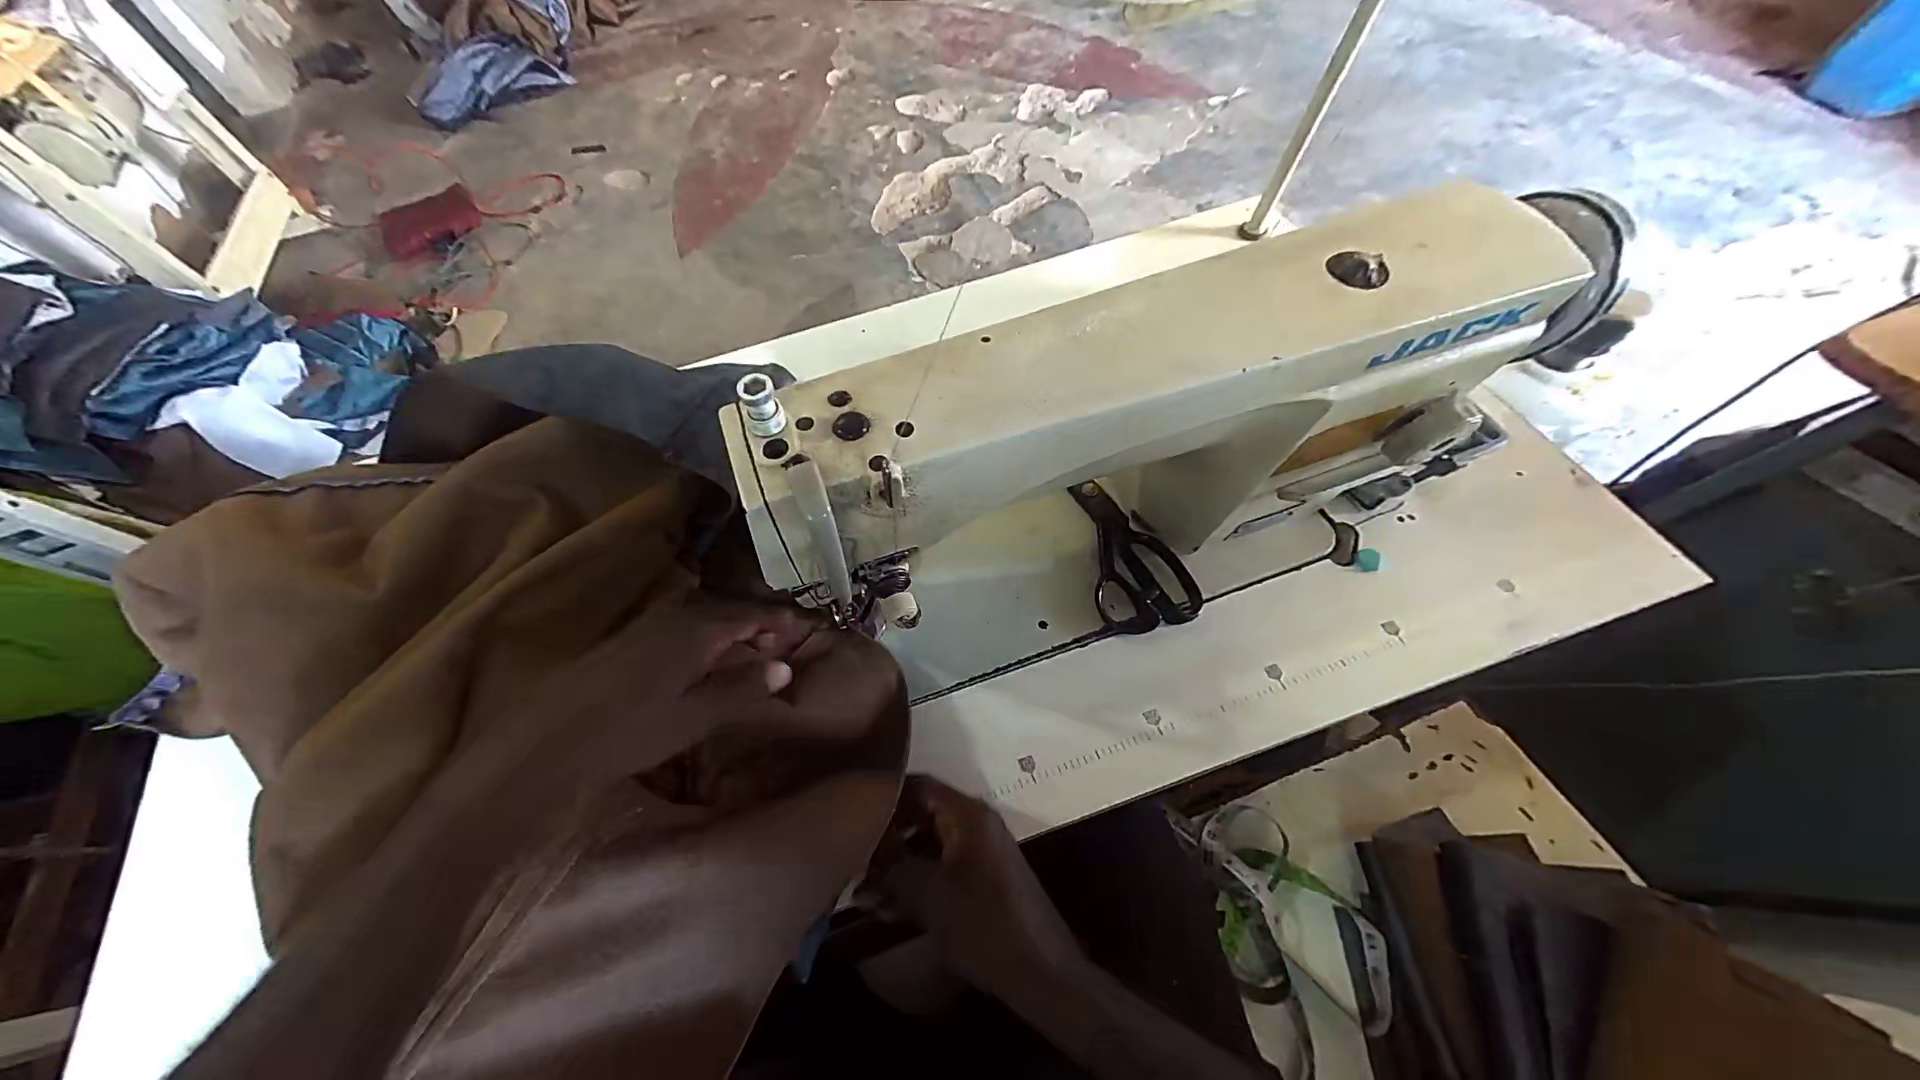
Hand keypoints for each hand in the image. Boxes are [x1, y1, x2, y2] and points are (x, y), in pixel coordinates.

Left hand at [515, 595, 835, 785]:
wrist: (545, 745)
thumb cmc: (628, 732)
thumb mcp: (693, 717)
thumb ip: (741, 689)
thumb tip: (784, 668)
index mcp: (696, 627)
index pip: (751, 612)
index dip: (780, 619)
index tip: (805, 626)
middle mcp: (674, 614)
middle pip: (729, 608)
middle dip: (759, 622)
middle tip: (784, 642)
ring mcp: (649, 624)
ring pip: (705, 616)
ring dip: (733, 629)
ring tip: (753, 650)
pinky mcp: (631, 640)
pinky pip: (684, 625)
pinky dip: (708, 637)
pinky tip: (709, 660)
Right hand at [858, 777, 1086, 996]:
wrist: (1040, 972)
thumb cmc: (985, 924)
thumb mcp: (929, 896)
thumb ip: (892, 874)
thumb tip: (862, 873)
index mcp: (968, 814)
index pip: (919, 786)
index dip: (885, 797)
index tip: (851, 816)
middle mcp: (976, 824)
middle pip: (922, 816)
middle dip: (887, 839)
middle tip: (853, 860)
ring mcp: (981, 852)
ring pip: (929, 846)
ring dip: (898, 866)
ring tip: (865, 892)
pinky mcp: (982, 880)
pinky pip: (941, 869)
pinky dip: (916, 883)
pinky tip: (889, 910)